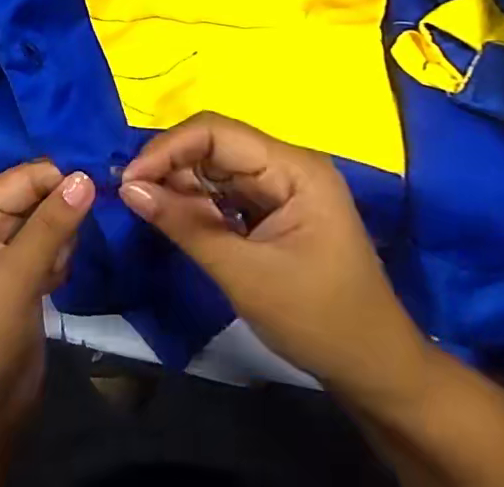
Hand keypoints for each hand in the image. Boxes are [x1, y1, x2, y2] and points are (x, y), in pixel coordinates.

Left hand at [0, 161, 94, 485]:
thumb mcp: (16, 274)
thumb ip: (52, 225)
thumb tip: (85, 176)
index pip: (24, 177)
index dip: (62, 176)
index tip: (108, 180)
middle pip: (39, 196)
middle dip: (64, 211)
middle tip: (77, 236)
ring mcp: (8, 252)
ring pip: (51, 224)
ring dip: (64, 242)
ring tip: (54, 272)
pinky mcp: (27, 277)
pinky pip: (54, 250)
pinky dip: (62, 261)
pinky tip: (56, 283)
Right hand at [119, 112, 431, 406]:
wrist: (376, 372)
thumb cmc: (320, 321)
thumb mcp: (245, 275)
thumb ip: (184, 225)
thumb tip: (127, 188)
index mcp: (294, 169)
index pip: (215, 132)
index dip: (166, 148)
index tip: (128, 180)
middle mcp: (286, 165)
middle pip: (210, 144)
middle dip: (167, 164)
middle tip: (130, 194)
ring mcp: (279, 185)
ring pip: (210, 165)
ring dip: (175, 182)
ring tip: (143, 205)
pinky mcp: (270, 206)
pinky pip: (220, 189)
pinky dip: (191, 200)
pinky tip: (170, 215)